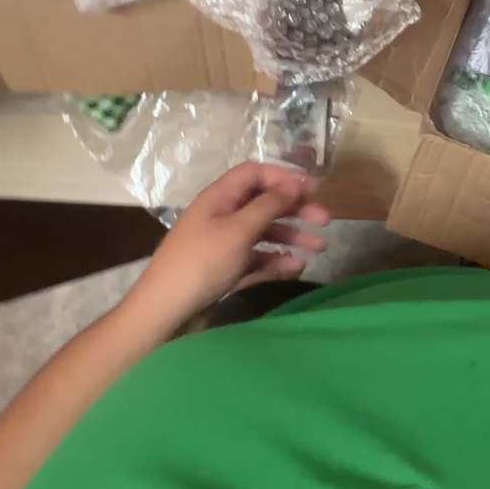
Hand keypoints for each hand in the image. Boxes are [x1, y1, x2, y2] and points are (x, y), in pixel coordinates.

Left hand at [123, 162, 330, 329]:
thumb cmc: (201, 264)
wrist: (164, 314)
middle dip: (296, 210)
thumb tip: (294, 183)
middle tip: (326, 221)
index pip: (255, 174)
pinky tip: (296, 268)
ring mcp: (224, 244)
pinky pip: (258, 258)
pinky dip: (278, 260)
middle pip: (265, 203)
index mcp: (220, 198)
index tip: (313, 190)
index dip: (284, 177)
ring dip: (293, 236)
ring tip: (320, 248)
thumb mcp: (238, 230)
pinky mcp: (227, 269)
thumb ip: (269, 205)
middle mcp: (222, 216)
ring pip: (266, 232)